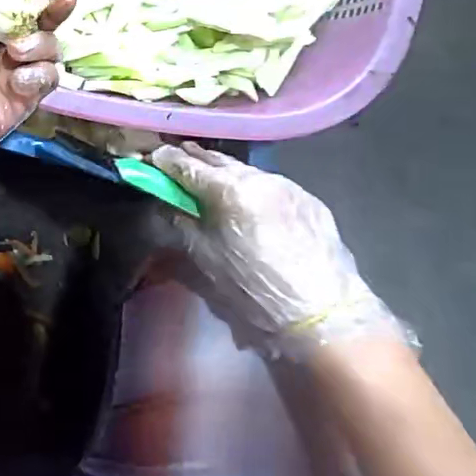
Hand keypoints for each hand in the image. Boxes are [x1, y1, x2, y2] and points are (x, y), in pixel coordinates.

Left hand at [0, 0, 74, 188]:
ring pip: (51, 48)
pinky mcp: (27, 97)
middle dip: (57, 6)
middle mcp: (8, 47)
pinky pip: (48, 78)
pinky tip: (17, 80)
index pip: (16, 4)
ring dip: (41, 43)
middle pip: (44, 23)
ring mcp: (19, 72)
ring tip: (17, 49)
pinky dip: (38, 73)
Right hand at [151, 142, 407, 355]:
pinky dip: (251, 189)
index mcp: (229, 190)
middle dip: (194, 160)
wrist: (324, 317)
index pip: (186, 165)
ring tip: (211, 183)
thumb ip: (182, 222)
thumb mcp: (205, 258)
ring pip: (245, 171)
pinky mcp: (309, 200)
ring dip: (224, 174)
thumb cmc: (253, 291)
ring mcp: (288, 186)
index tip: (150, 159)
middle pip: (217, 160)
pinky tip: (248, 205)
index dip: (164, 161)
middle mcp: (258, 178)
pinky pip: (269, 186)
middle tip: (176, 162)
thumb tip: (169, 204)